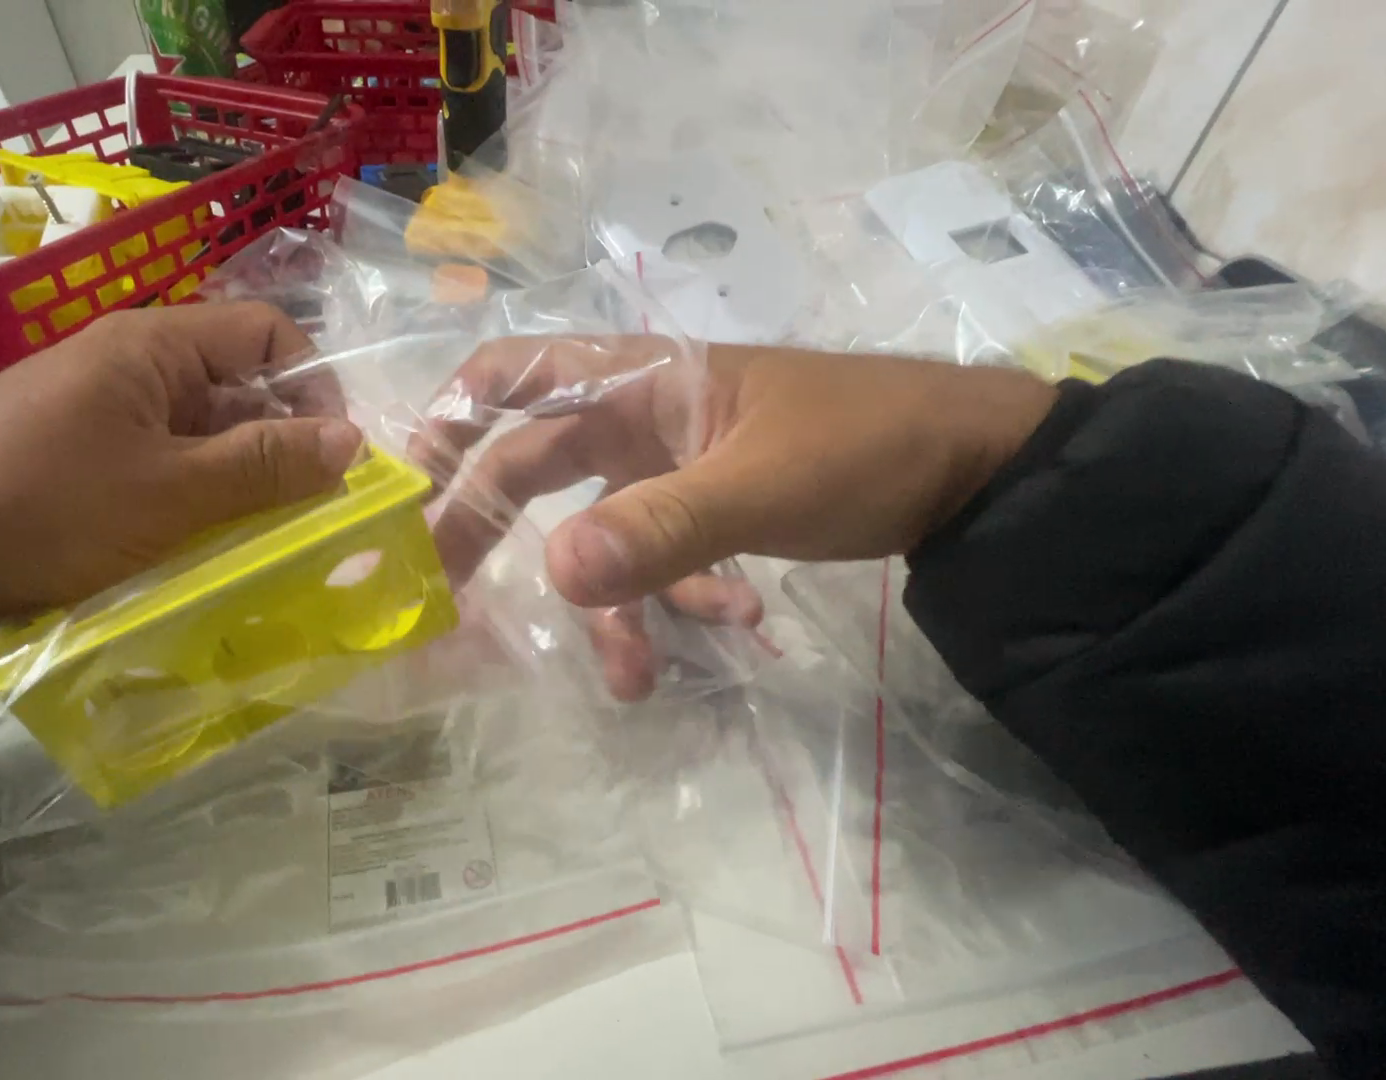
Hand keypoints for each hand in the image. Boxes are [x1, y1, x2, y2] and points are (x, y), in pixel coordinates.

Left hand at [0, 303, 360, 649]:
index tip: (333, 456)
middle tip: (311, 514)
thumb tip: (355, 442)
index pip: (269, 334)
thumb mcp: (169, 491)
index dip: (315, 386)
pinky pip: (173, 468)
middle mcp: (138, 367)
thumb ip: (265, 464)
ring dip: (246, 483)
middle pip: (244, 388)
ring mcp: (113, 415)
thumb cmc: (39, 508)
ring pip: (211, 436)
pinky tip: (214, 546)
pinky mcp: (93, 459)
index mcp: (156, 345)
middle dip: (285, 447)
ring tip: (268, 539)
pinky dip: (203, 502)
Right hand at [413, 338, 1056, 697]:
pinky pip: (658, 556)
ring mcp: (670, 466)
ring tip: (635, 674)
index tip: (412, 486)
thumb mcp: (760, 488)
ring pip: (600, 533)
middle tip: (446, 593)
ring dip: (610, 603)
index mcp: (639, 380)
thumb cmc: (865, 446)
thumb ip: (659, 530)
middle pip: (534, 465)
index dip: (451, 419)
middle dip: (490, 526)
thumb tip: (552, 573)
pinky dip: (675, 596)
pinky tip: (731, 616)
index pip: (514, 375)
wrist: (973, 469)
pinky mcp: (703, 508)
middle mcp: (639, 417)